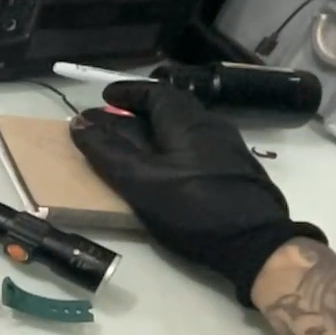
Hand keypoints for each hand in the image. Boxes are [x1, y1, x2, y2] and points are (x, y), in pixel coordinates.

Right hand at [70, 82, 323, 305]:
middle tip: (111, 121)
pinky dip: (169, 145)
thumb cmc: (193, 208)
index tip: (105, 98)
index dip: (128, 92)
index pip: (156, 92)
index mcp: (188, 123)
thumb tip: (80, 122)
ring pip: (182, 127)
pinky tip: (161, 167)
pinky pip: (193, 145)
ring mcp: (226, 149)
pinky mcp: (233, 170)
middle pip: (171, 107)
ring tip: (130, 143)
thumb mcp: (141, 182)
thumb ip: (108, 152)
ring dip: (153, 128)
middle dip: (137, 110)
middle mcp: (210, 127)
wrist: (256, 242)